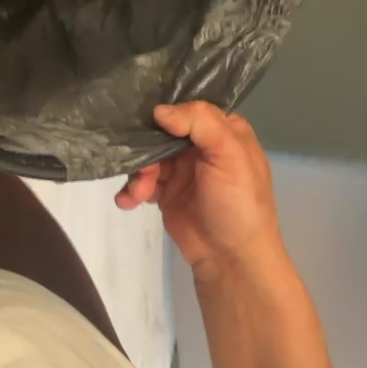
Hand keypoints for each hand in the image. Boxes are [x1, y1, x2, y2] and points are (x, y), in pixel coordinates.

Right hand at [116, 103, 284, 273]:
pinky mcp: (166, 193)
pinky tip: (128, 201)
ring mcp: (182, 170)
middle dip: (145, 148)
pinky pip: (141, 182)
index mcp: (224, 131)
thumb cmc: (238, 202)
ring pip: (148, 157)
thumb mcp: (230, 155)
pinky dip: (131, 190)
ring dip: (138, 174)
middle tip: (142, 167)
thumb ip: (199, 123)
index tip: (144, 115)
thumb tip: (159, 110)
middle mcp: (201, 147)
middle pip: (162, 132)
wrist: (231, 259)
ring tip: (138, 193)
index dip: (167, 110)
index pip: (190, 108)